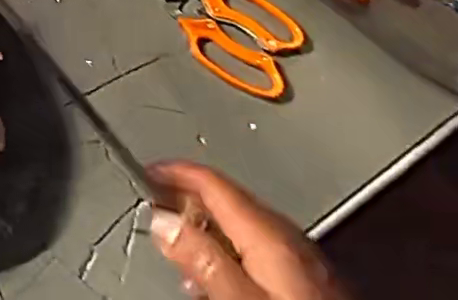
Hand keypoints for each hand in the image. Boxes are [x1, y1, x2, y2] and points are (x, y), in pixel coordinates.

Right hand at [145, 161, 352, 299]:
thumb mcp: (241, 297)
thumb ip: (200, 256)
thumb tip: (161, 218)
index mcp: (269, 232)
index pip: (210, 178)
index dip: (172, 170)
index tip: (145, 170)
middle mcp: (288, 235)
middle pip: (226, 197)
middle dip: (187, 199)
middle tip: (158, 211)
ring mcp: (303, 256)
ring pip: (242, 221)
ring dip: (208, 225)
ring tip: (185, 247)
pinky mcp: (311, 278)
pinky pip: (259, 244)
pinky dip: (231, 245)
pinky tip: (225, 270)